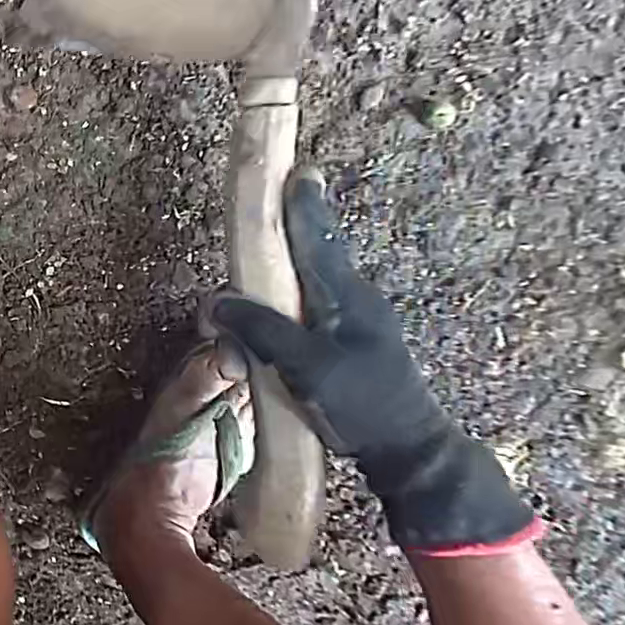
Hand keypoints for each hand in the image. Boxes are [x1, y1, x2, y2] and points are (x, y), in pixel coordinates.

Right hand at [209, 172, 538, 554]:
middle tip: (272, 211)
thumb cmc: (361, 404)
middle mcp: (351, 301)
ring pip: (305, 285)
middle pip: (311, 254)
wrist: (411, 452)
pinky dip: (282, 306)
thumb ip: (260, 329)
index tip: (300, 172)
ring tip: (252, 284)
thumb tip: (213, 302)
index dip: (304, 206)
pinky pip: (304, 310)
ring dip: (278, 278)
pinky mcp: (346, 343)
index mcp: (345, 297)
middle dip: (290, 232)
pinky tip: (267, 324)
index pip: (317, 240)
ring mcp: (352, 323)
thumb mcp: (305, 365)